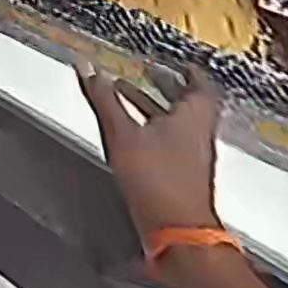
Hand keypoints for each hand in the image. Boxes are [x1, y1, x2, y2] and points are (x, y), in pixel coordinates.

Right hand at [78, 63, 221, 237]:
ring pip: (177, 120)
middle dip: (170, 86)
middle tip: (152, 70)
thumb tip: (86, 65)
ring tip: (126, 89)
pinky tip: (129, 122)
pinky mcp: (179, 167)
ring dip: (155, 103)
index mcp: (191, 122)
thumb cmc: (153, 173)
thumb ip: (103, 97)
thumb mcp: (121, 130)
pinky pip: (169, 134)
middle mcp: (196, 135)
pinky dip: (150, 120)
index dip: (193, 75)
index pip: (201, 91)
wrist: (174, 224)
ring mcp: (190, 154)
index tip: (182, 63)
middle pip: (190, 105)